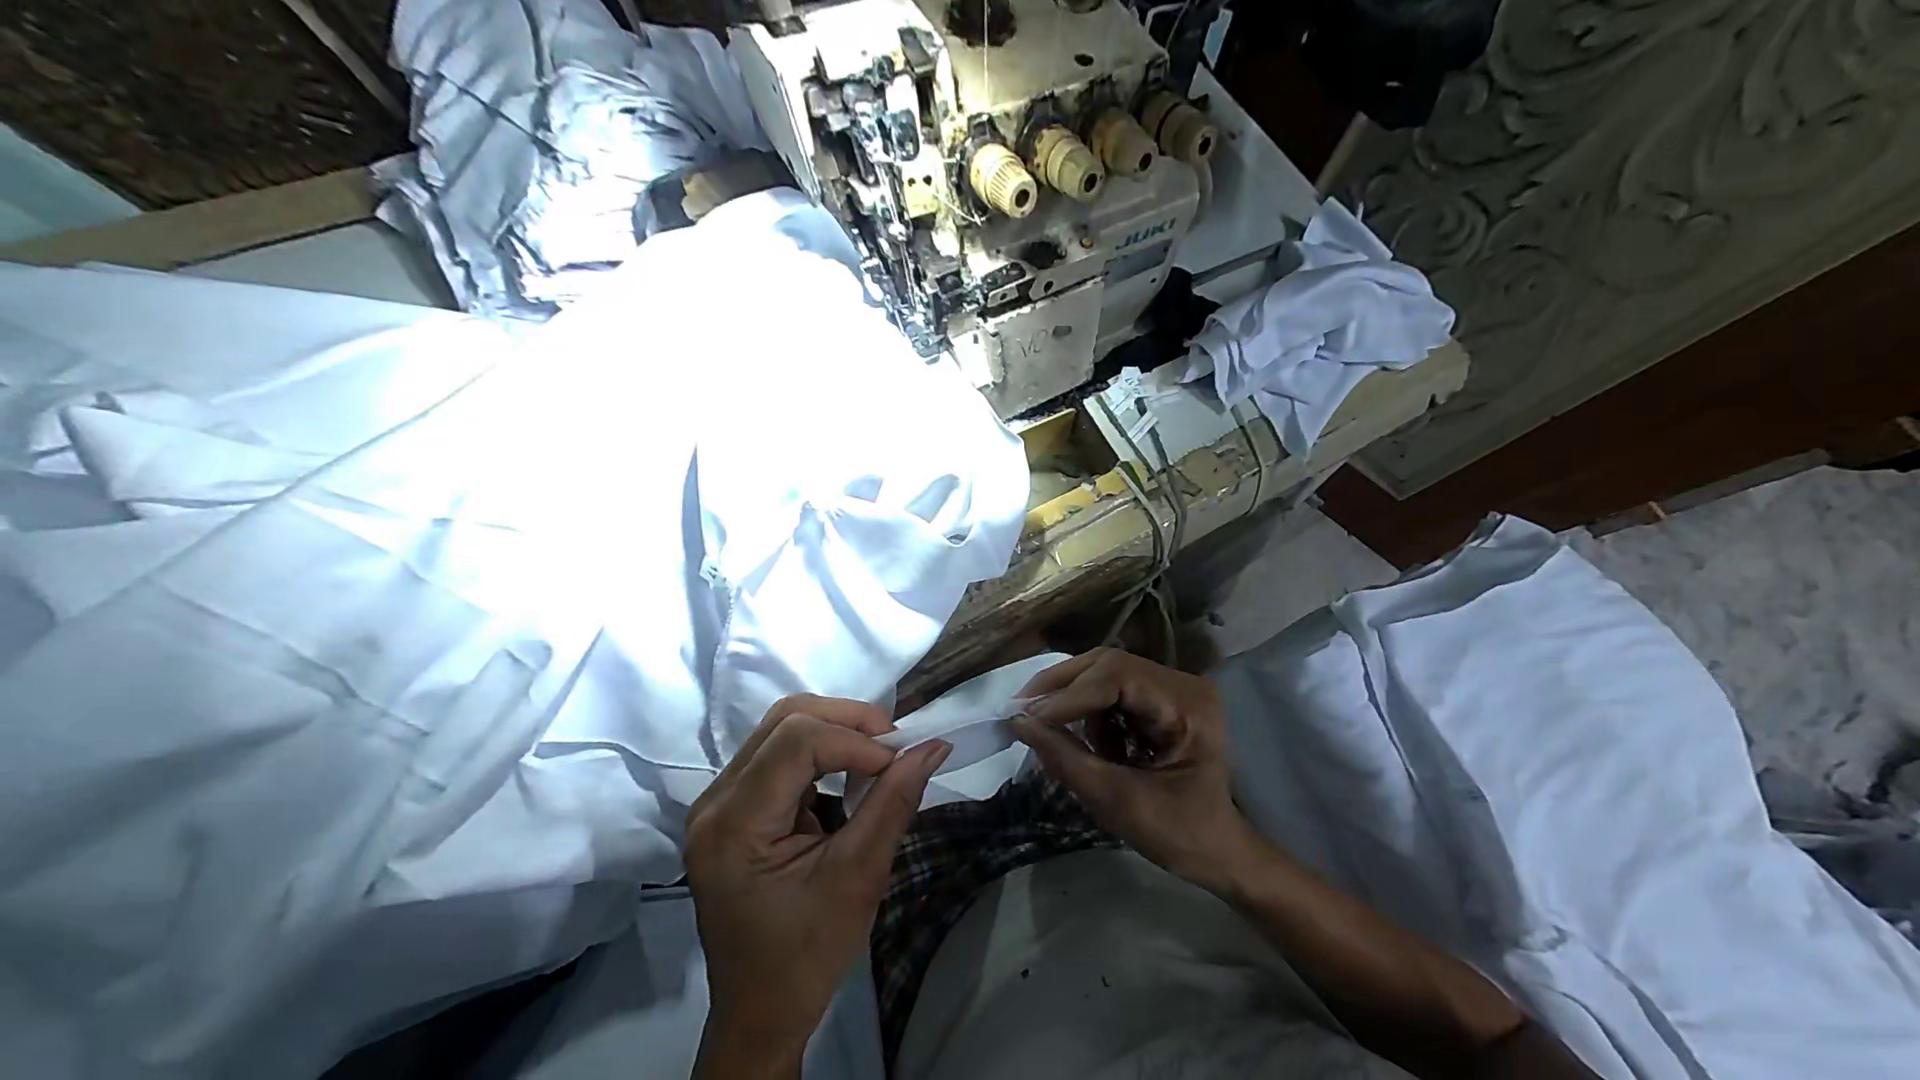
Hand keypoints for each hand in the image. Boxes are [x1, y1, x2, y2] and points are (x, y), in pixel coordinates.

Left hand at [686, 695, 950, 1077]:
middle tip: (895, 747)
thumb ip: (894, 804)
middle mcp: (715, 800)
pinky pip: (780, 752)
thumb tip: (934, 746)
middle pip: (785, 719)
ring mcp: (719, 801)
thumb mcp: (858, 878)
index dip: (856, 741)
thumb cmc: (807, 955)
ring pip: (782, 728)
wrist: (761, 1010)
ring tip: (878, 758)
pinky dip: (823, 751)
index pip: (796, 742)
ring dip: (837, 732)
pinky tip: (851, 774)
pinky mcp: (734, 806)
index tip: (901, 764)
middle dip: (848, 722)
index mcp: (734, 824)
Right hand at [1007, 648, 1258, 895]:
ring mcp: (1172, 689)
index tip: (1024, 719)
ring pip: (1105, 675)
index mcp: (1188, 705)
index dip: (1067, 696)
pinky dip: (1091, 715)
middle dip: (1063, 689)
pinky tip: (1097, 749)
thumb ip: (1066, 758)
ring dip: (1076, 704)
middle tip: (1023, 712)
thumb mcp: (1117, 801)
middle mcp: (1183, 683)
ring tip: (1064, 741)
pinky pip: (1111, 692)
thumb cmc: (1180, 834)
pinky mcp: (1160, 700)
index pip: (1116, 679)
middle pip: (1108, 665)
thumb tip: (1018, 722)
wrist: (1220, 854)